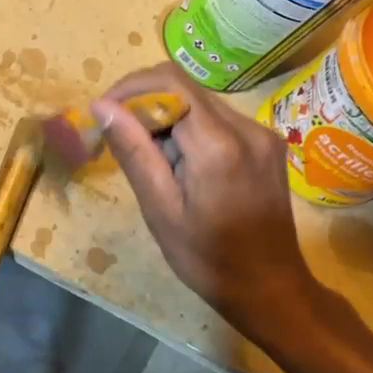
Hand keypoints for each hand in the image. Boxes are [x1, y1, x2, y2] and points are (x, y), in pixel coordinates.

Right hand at [94, 63, 317, 330]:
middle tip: (119, 134)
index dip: (130, 88)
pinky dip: (187, 127)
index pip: (170, 83)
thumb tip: (101, 105)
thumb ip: (132, 150)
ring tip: (148, 155)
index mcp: (219, 145)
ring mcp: (261, 133)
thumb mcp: (159, 208)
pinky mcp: (266, 143)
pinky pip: (216, 118)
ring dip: (165, 115)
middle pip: (185, 86)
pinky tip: (178, 162)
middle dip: (144, 101)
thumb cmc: (207, 258)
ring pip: (199, 100)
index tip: (105, 113)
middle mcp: (247, 128)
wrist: (271, 290)